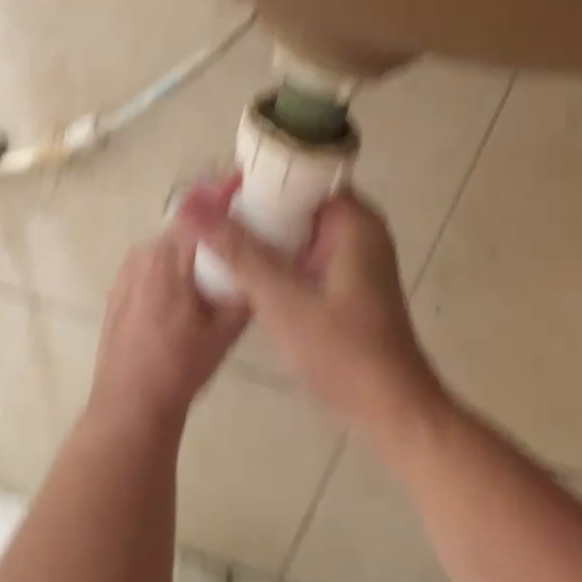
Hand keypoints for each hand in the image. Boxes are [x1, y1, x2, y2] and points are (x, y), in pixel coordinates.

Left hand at [86, 228, 248, 432]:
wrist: (130, 406)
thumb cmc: (181, 367)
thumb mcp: (226, 331)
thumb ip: (246, 290)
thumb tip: (264, 263)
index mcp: (169, 259)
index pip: (201, 214)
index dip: (225, 207)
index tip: (248, 208)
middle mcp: (143, 255)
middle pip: (185, 230)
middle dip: (211, 235)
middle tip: (239, 249)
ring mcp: (126, 272)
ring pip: (168, 248)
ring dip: (190, 254)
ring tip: (216, 275)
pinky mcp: (118, 290)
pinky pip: (152, 267)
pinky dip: (172, 271)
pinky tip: (188, 296)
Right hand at [177, 183, 447, 440]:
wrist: (390, 409)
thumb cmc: (343, 351)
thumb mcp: (283, 299)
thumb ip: (238, 251)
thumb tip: (191, 207)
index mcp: (353, 220)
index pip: (301, 172)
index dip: (258, 175)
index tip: (217, 187)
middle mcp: (358, 228)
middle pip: (297, 199)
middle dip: (254, 205)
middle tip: (208, 212)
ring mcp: (355, 255)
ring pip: (299, 227)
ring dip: (263, 231)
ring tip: (216, 233)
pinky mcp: (347, 279)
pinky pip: (305, 251)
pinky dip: (277, 254)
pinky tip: (242, 266)